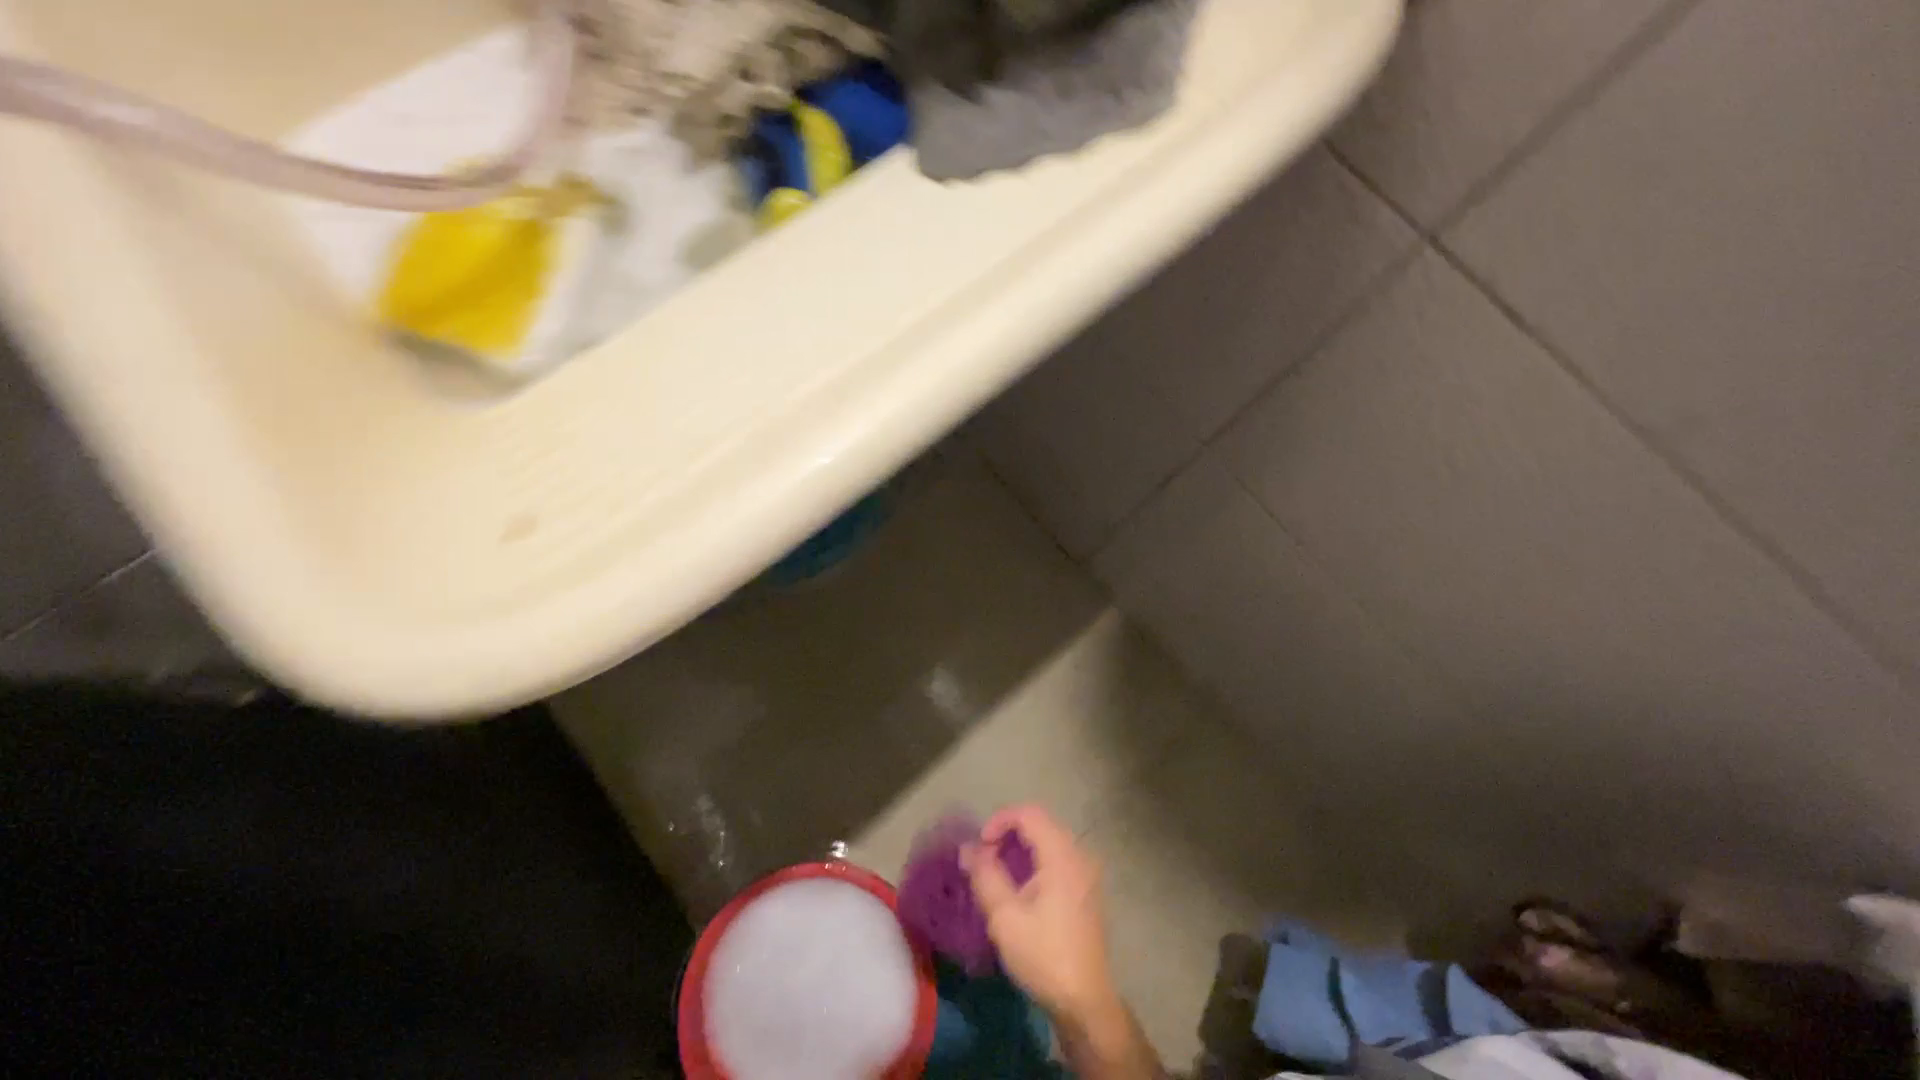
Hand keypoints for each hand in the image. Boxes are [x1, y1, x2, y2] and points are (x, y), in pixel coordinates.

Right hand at [963, 805, 1118, 1024]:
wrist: (1084, 1000)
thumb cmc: (1043, 955)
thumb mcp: (1005, 916)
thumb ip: (985, 875)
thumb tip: (968, 848)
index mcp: (1062, 856)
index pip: (1029, 813)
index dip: (999, 821)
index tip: (979, 848)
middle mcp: (1079, 857)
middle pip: (1040, 824)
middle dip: (1007, 835)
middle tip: (984, 861)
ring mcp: (1087, 874)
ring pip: (1048, 843)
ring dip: (1020, 850)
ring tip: (997, 876)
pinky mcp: (1086, 892)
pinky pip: (1057, 860)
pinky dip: (1034, 863)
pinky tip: (1019, 891)